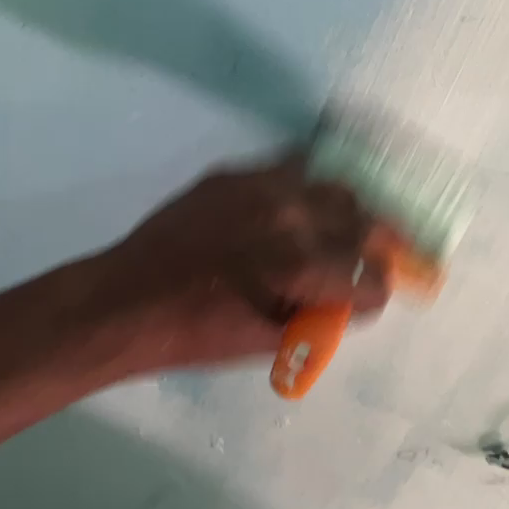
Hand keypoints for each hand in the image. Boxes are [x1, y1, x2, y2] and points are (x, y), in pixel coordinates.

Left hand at [80, 153, 394, 373]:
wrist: (126, 299)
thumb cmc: (195, 334)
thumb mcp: (266, 341)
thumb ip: (317, 317)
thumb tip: (349, 298)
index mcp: (299, 266)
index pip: (368, 275)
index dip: (377, 290)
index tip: (377, 292)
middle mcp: (289, 216)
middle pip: (361, 219)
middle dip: (380, 243)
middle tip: (382, 256)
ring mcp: (261, 187)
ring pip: (331, 186)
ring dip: (348, 210)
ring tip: (349, 226)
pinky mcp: (234, 174)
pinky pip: (289, 166)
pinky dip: (308, 184)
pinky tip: (311, 197)